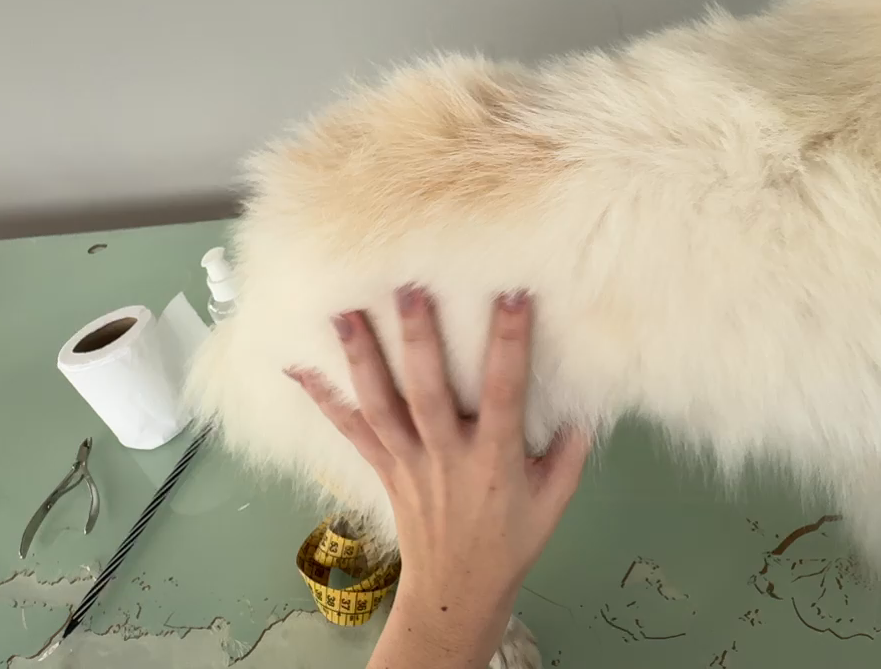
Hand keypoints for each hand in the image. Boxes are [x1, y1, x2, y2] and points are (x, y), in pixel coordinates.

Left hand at [287, 288, 590, 668]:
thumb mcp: (555, 501)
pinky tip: (297, 366)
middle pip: (428, 394)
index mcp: (495, 459)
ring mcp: (406, 461)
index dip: (509, 344)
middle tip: (408, 288)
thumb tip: (583, 398)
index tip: (512, 294)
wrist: (456, 592)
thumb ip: (570, 450)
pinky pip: (349, 430)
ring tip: (343, 311)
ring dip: (360, 358)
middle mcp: (446, 455)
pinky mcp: (381, 467)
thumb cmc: (510, 540)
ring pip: (380, 406)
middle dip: (418, 340)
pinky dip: (323, 397)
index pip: (504, 393)